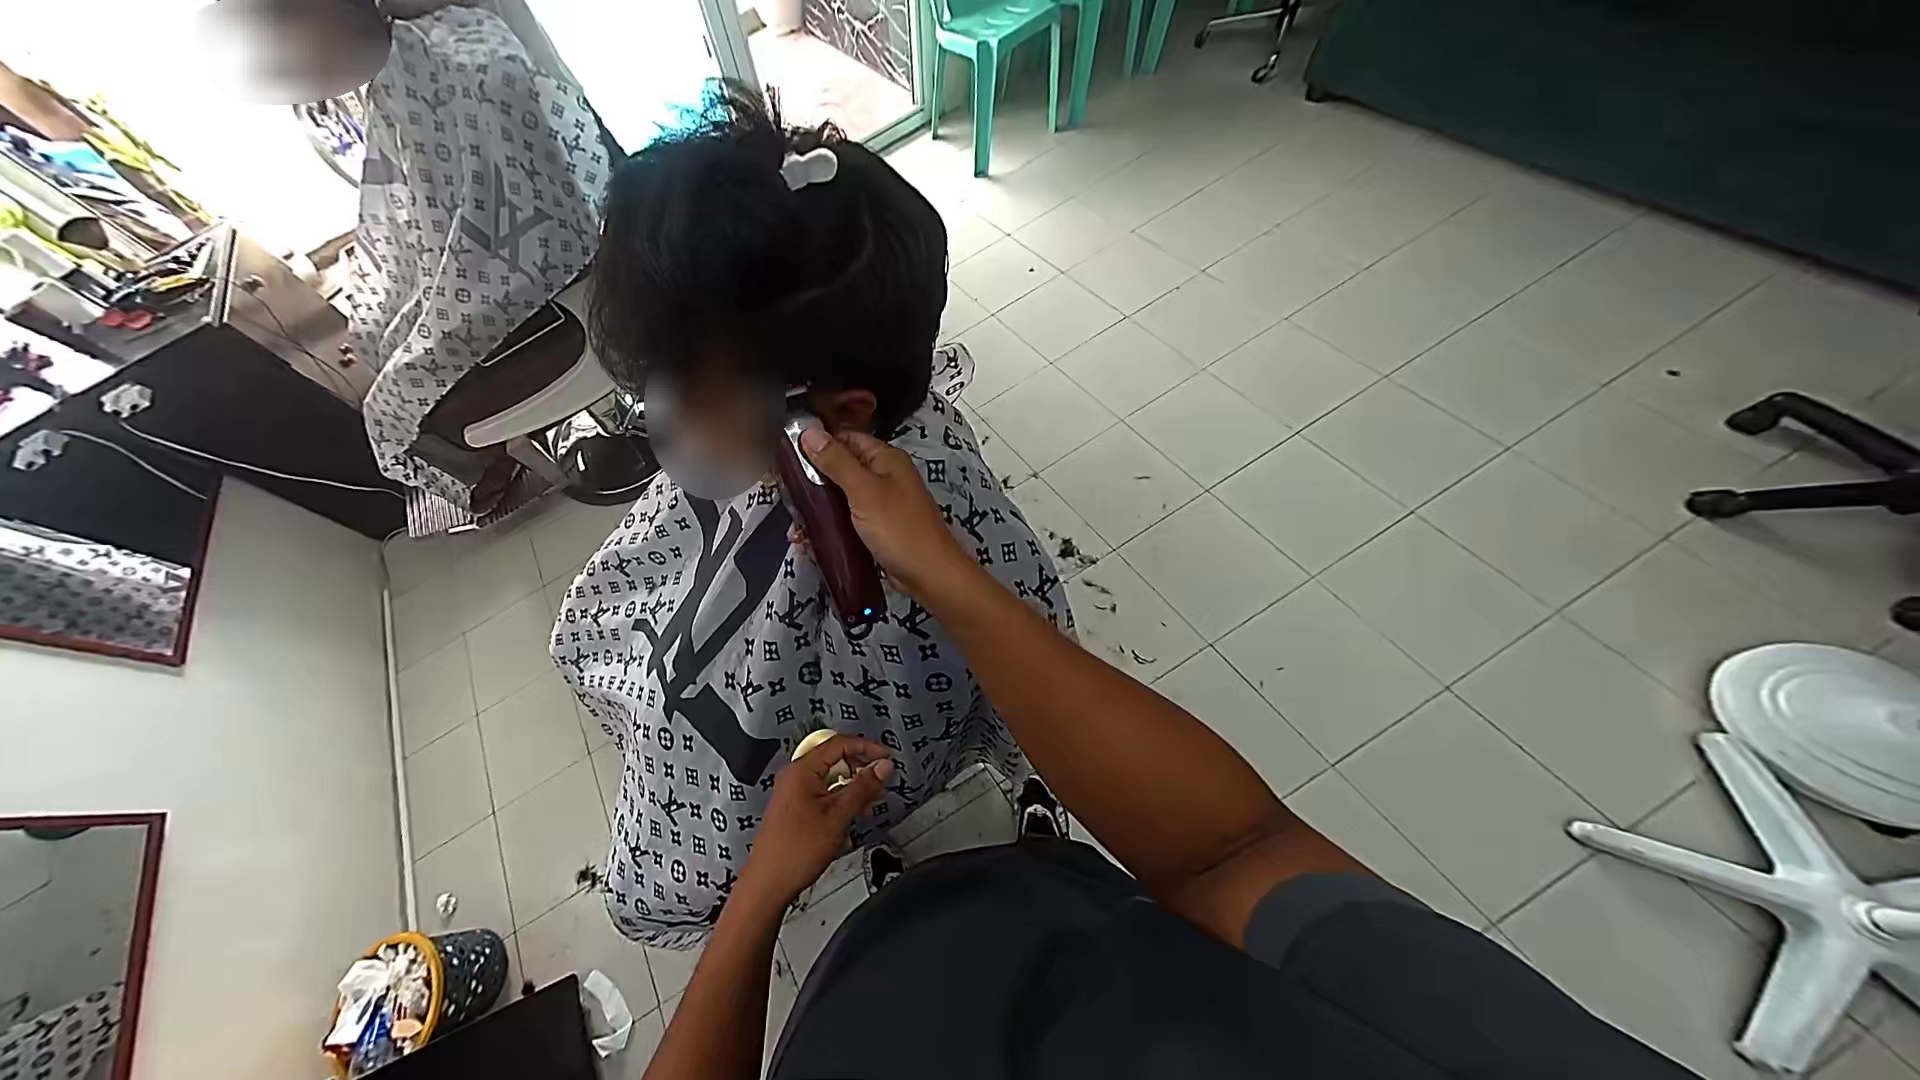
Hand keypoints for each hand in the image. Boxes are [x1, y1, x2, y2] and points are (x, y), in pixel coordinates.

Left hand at [738, 734, 895, 906]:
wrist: (768, 884)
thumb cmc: (794, 853)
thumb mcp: (838, 816)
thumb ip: (863, 787)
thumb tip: (882, 766)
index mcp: (803, 770)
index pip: (840, 744)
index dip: (867, 748)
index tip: (885, 757)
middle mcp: (795, 776)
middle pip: (835, 758)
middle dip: (860, 768)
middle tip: (879, 780)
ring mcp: (793, 791)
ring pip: (830, 776)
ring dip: (852, 786)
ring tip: (869, 802)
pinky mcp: (794, 806)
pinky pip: (822, 791)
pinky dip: (840, 797)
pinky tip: (852, 813)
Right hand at [798, 424, 969, 598]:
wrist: (929, 574)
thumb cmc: (901, 530)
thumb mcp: (863, 491)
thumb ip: (836, 461)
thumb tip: (810, 433)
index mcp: (886, 459)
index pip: (847, 438)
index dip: (819, 442)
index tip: (789, 454)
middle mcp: (885, 477)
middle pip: (842, 468)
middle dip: (815, 480)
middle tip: (790, 494)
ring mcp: (882, 503)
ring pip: (842, 497)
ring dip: (820, 507)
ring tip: (797, 524)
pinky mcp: (878, 528)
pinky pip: (849, 520)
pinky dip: (831, 526)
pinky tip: (812, 538)